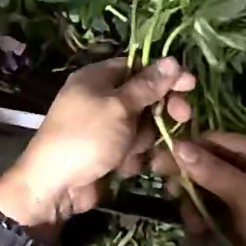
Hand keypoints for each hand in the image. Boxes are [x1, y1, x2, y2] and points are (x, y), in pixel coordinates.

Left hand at [0, 58, 195, 228]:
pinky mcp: (107, 150)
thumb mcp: (119, 107)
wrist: (54, 185)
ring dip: (143, 140)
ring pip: (142, 126)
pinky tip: (122, 168)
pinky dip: (131, 157)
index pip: (138, 66)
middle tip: (181, 119)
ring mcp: (103, 126)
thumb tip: (173, 59)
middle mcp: (100, 97)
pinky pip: (132, 147)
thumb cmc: (86, 137)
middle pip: (144, 97)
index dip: (165, 75)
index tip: (190, 85)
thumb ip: (147, 86)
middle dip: (161, 111)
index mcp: (97, 77)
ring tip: (131, 153)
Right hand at [155, 132, 245, 245]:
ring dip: (197, 206)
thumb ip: (211, 170)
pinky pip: (219, 213)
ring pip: (211, 191)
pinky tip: (202, 236)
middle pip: (209, 165)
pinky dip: (208, 222)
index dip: (185, 150)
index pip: (213, 140)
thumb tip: (176, 144)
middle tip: (174, 198)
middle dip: (190, 182)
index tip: (157, 165)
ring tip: (195, 227)